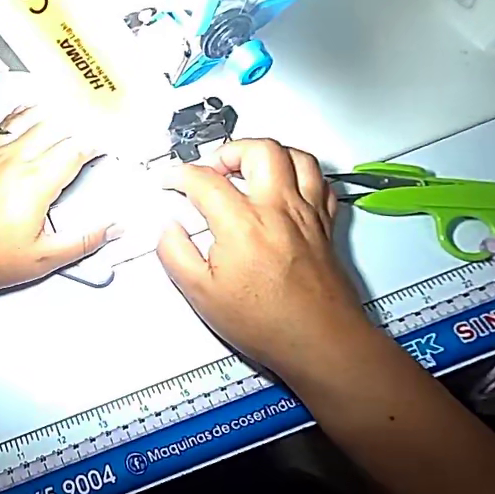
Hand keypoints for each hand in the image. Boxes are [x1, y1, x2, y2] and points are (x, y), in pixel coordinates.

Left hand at [0, 107, 114, 298]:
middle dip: (78, 124)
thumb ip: (82, 242)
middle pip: (53, 127)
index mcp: (35, 182)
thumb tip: (111, 230)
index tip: (105, 146)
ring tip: (65, 108)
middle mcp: (14, 161)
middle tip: (92, 124)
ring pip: (26, 120)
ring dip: (50, 114)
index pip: (74, 151)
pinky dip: (19, 117)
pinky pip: (2, 127)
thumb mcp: (43, 259)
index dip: (94, 145)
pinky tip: (22, 119)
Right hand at [156, 138, 369, 377]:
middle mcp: (278, 210)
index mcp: (243, 224)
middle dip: (229, 150)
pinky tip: (288, 185)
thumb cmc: (268, 324)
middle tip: (213, 168)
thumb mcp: (202, 295)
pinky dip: (302, 174)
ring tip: (249, 167)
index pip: (205, 180)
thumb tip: (169, 229)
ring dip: (268, 154)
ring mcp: (306, 215)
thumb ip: (177, 254)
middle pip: (259, 150)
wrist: (320, 342)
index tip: (172, 181)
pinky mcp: (325, 226)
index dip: (180, 175)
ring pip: (297, 157)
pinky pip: (321, 183)